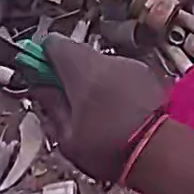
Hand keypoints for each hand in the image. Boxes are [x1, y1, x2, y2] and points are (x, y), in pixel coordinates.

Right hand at [37, 35, 169, 181]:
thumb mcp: (67, 137)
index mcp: (82, 71)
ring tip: (90, 110)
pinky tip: (114, 109)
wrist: (157, 149)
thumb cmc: (109, 148)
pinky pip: (120, 72)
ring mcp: (128, 64)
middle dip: (67, 71)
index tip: (36, 70)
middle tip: (60, 96)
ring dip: (91, 79)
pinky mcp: (145, 73)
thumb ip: (51, 106)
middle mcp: (106, 60)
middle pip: (78, 54)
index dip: (42, 55)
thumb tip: (39, 89)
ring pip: (100, 64)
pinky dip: (112, 84)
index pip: (55, 44)